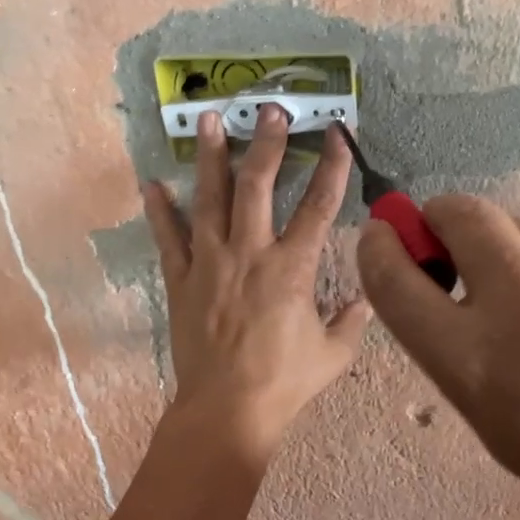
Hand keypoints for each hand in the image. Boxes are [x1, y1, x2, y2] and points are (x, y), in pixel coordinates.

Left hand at [143, 105, 368, 453]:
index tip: (336, 135)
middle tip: (268, 109)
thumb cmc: (285, 382)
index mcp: (293, 268)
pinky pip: (169, 239)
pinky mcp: (182, 282)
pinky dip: (160, 211)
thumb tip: (365, 301)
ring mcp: (211, 264)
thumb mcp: (334, 354)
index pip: (318, 206)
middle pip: (257, 186)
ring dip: (211, 158)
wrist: (228, 409)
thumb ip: (352, 321)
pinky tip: (153, 183)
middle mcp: (251, 254)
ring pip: (210, 200)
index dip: (330, 167)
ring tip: (209, 120)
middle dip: (265, 144)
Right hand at [357, 194, 519, 519]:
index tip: (382, 237)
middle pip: (460, 213)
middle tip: (443, 243)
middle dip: (439, 217)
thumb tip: (434, 284)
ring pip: (515, 225)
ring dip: (496, 243)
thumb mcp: (485, 417)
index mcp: (472, 362)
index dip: (378, 249)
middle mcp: (519, 306)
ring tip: (513, 286)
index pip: (394, 279)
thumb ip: (451, 346)